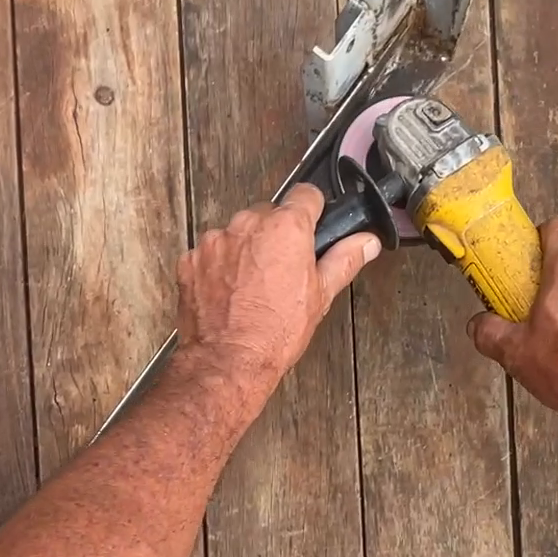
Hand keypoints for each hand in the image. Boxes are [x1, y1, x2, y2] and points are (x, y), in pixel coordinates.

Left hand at [173, 184, 379, 395]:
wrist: (229, 362)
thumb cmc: (274, 334)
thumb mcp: (321, 297)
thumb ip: (344, 260)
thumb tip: (366, 243)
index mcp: (286, 228)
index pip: (305, 194)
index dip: (312, 212)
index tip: (312, 226)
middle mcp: (248, 225)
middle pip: (268, 215)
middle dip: (275, 237)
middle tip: (282, 273)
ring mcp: (216, 241)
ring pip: (237, 235)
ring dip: (245, 252)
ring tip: (252, 290)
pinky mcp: (191, 259)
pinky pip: (210, 255)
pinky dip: (219, 270)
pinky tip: (229, 296)